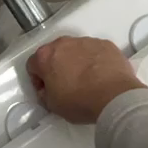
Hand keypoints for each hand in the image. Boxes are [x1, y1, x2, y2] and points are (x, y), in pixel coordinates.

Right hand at [27, 36, 145, 124]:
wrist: (115, 97)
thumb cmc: (81, 101)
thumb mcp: (52, 105)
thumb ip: (44, 94)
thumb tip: (47, 90)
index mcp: (46, 56)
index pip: (33, 64)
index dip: (38, 79)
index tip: (46, 90)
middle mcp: (64, 43)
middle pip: (54, 53)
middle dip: (56, 66)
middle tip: (64, 84)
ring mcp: (86, 42)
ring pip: (75, 50)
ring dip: (76, 61)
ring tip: (85, 81)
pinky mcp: (106, 44)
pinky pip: (95, 51)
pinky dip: (95, 60)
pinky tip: (100, 76)